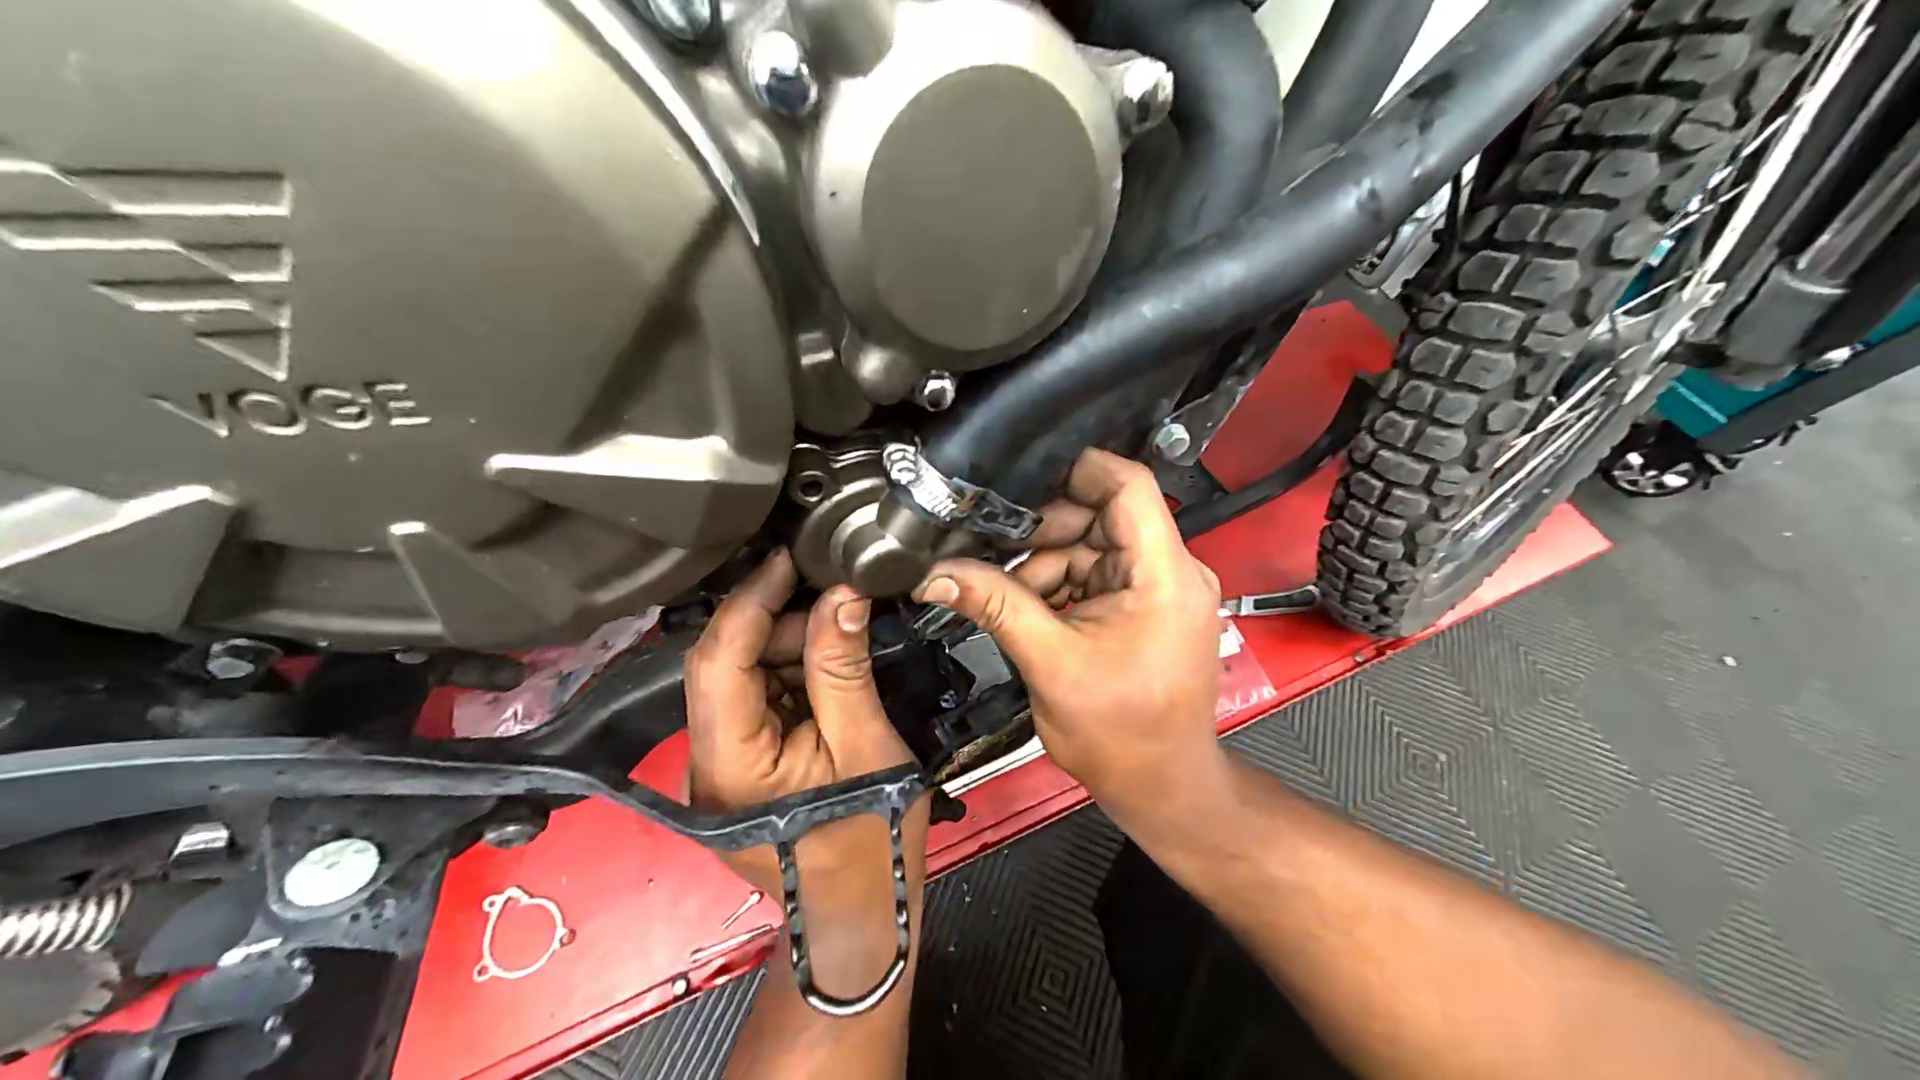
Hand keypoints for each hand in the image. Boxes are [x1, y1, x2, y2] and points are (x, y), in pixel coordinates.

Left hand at [683, 551, 928, 991]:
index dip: (750, 599)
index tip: (786, 559)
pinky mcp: (738, 768)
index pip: (718, 659)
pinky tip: (828, 676)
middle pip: (725, 664)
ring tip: (843, 646)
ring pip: (741, 679)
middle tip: (840, 612)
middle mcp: (706, 762)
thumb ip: (844, 668)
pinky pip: (755, 703)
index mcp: (730, 761)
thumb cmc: (871, 841)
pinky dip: (790, 677)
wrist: (862, 919)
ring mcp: (717, 767)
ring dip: (788, 650)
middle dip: (780, 626)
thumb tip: (841, 594)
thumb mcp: (868, 747)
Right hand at [911, 449, 1226, 813]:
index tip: (1023, 479)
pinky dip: (1059, 584)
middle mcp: (1170, 572)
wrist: (1159, 784)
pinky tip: (1032, 609)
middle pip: (1101, 514)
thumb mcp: (1050, 662)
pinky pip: (1093, 573)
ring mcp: (1157, 589)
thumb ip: (995, 607)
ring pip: (1090, 544)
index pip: (1129, 485)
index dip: (1077, 470)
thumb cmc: (1125, 736)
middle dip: (1046, 531)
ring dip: (1046, 564)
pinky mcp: (1141, 606)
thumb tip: (938, 576)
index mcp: (1164, 575)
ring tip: (1012, 597)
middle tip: (998, 554)